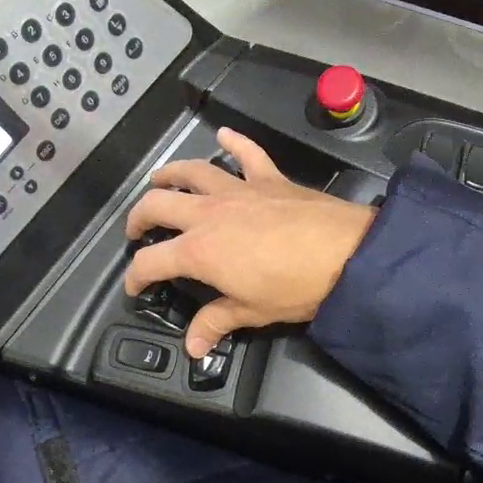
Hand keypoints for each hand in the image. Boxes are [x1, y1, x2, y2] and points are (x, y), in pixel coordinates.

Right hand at [125, 128, 376, 356]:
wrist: (347, 254)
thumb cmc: (296, 287)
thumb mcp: (253, 312)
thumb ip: (216, 323)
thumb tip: (194, 347)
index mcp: (199, 251)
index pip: (151, 262)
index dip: (136, 277)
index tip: (135, 288)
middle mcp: (209, 213)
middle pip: (158, 205)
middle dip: (139, 217)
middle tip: (137, 230)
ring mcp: (238, 190)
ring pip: (192, 172)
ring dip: (170, 174)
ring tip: (160, 179)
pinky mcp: (269, 178)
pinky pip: (247, 153)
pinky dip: (234, 142)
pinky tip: (224, 135)